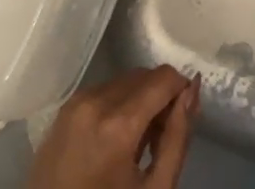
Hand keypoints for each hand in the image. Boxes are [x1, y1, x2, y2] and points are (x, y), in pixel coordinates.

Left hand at [26, 66, 201, 188]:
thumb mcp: (155, 188)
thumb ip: (177, 137)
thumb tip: (192, 90)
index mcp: (119, 124)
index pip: (164, 78)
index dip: (181, 91)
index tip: (182, 119)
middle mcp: (94, 101)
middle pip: (143, 76)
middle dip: (160, 98)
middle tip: (160, 139)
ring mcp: (74, 103)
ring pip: (122, 81)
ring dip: (139, 100)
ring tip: (137, 144)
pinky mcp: (63, 110)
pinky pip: (102, 91)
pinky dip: (117, 104)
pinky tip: (114, 140)